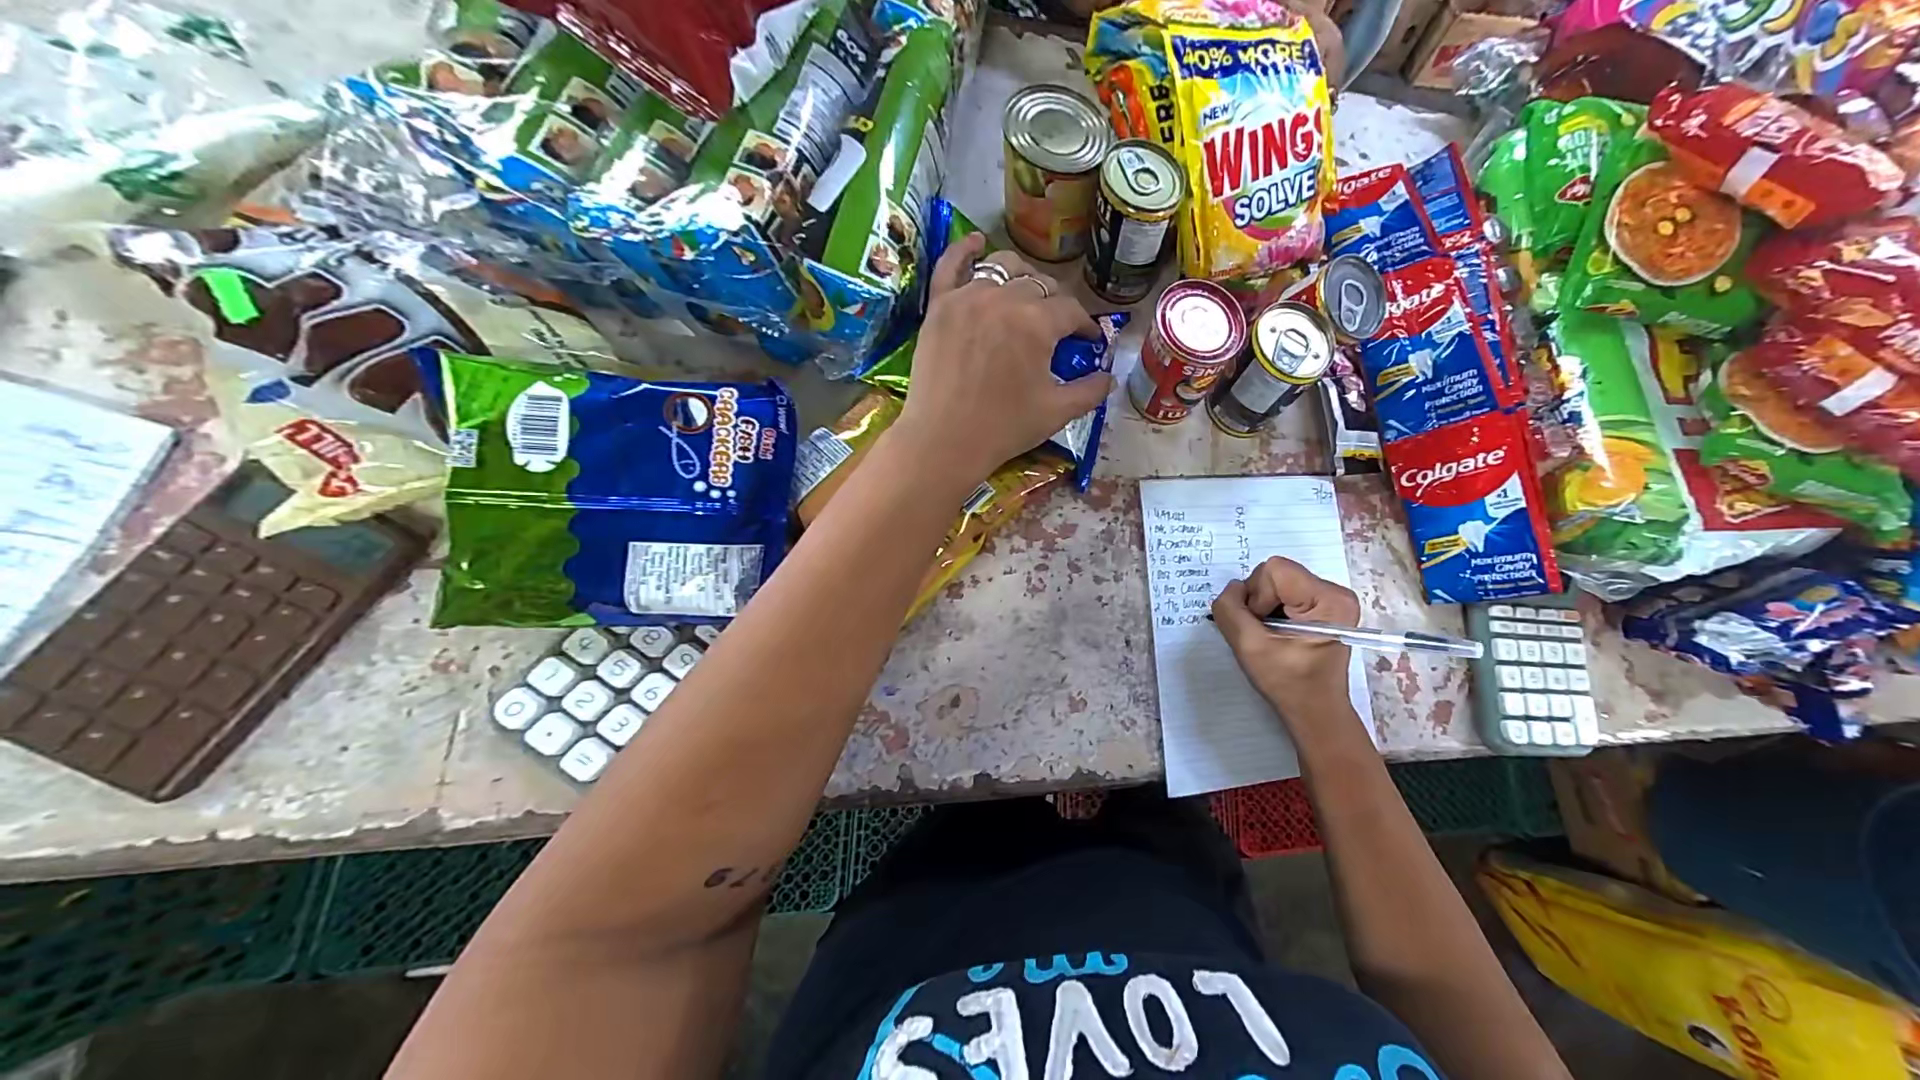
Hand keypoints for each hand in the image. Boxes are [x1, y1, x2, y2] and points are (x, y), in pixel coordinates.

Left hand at [890, 234, 1110, 489]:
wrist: (943, 441)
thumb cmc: (1003, 429)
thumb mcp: (1057, 412)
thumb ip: (1090, 390)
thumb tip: (1109, 377)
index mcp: (1038, 322)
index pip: (1071, 311)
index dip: (1085, 326)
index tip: (1088, 341)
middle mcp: (1005, 298)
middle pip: (1040, 286)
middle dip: (1056, 304)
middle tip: (1057, 327)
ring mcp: (968, 297)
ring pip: (1003, 267)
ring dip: (1022, 277)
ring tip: (1026, 295)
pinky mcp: (939, 306)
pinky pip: (951, 265)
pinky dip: (965, 250)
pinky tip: (977, 242)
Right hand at [1212, 557, 1362, 736]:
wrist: (1314, 711)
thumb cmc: (1289, 683)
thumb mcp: (1248, 646)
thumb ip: (1230, 610)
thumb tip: (1231, 588)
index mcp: (1329, 600)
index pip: (1273, 570)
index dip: (1255, 596)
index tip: (1261, 627)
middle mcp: (1335, 592)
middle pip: (1276, 574)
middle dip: (1259, 601)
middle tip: (1264, 633)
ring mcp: (1331, 599)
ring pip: (1276, 582)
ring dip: (1263, 606)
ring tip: (1270, 635)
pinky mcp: (1323, 607)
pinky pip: (1284, 592)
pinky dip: (1271, 610)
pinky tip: (1276, 633)